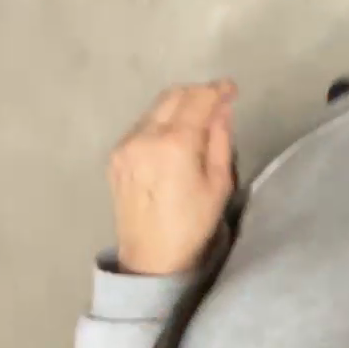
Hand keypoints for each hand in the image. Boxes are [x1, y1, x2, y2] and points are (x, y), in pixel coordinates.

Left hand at [108, 81, 237, 275]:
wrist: (151, 258)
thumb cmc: (193, 224)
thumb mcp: (219, 182)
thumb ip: (220, 138)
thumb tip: (222, 108)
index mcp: (174, 143)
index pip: (198, 99)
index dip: (218, 90)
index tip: (232, 90)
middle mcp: (145, 136)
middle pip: (174, 95)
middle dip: (198, 93)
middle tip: (217, 102)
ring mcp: (126, 144)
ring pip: (156, 107)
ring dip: (179, 105)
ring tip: (197, 121)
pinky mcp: (116, 155)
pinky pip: (142, 125)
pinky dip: (162, 122)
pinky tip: (173, 140)